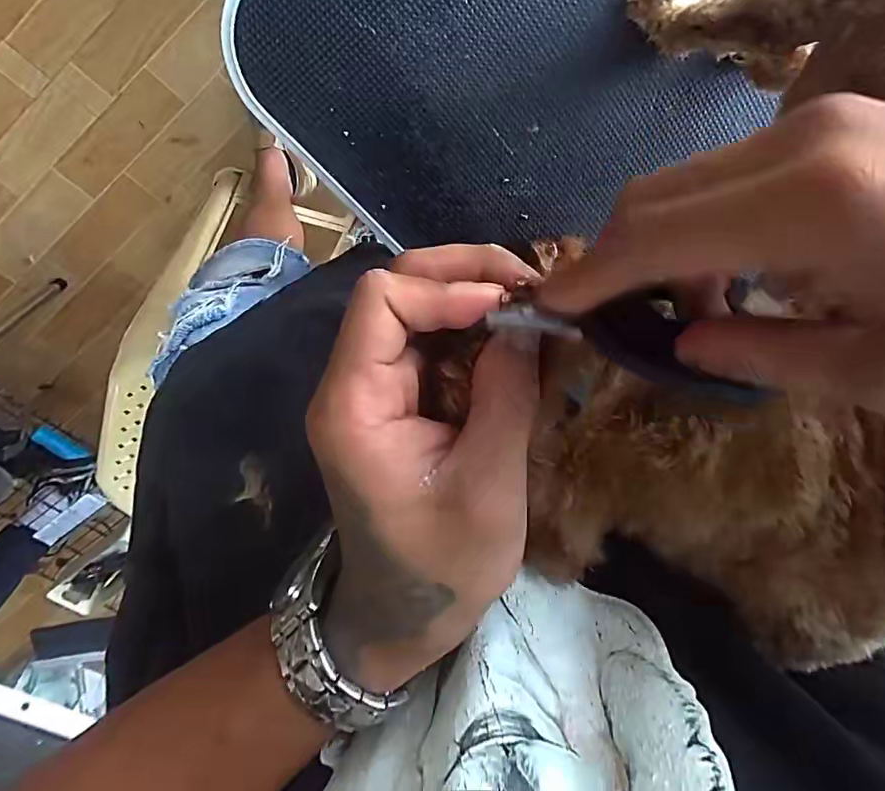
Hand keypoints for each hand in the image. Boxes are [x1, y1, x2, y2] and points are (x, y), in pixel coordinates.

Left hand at [307, 244, 540, 690]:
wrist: (400, 614)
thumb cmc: (439, 567)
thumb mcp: (487, 488)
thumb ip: (506, 396)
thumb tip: (527, 321)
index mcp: (353, 403)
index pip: (381, 301)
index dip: (446, 288)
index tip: (509, 307)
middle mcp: (353, 379)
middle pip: (397, 286)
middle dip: (463, 271)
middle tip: (529, 282)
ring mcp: (374, 383)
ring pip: (415, 300)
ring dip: (473, 288)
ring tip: (531, 299)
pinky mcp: (398, 391)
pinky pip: (432, 333)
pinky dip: (474, 319)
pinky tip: (515, 327)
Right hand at [538, 94, 884, 421]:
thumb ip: (764, 354)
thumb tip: (684, 340)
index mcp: (813, 203)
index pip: (654, 233)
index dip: (590, 275)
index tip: (547, 308)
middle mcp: (804, 138)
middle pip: (659, 191)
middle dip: (618, 254)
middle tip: (617, 320)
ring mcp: (832, 116)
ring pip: (697, 176)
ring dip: (670, 238)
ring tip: (693, 307)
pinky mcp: (859, 118)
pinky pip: (745, 169)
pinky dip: (717, 218)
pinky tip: (752, 267)